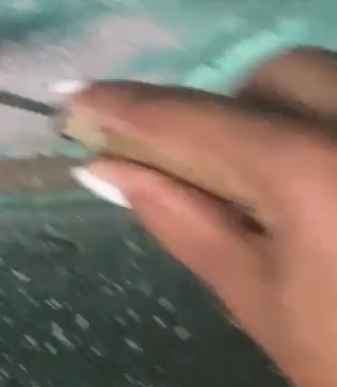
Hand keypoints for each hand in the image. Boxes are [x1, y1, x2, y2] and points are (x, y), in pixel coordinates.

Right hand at [70, 48, 336, 386]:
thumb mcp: (271, 310)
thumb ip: (182, 220)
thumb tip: (103, 163)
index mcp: (320, 175)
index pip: (189, 117)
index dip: (120, 106)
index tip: (73, 103)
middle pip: (287, 75)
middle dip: (235, 108)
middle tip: (221, 169)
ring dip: (302, 120)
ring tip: (307, 191)